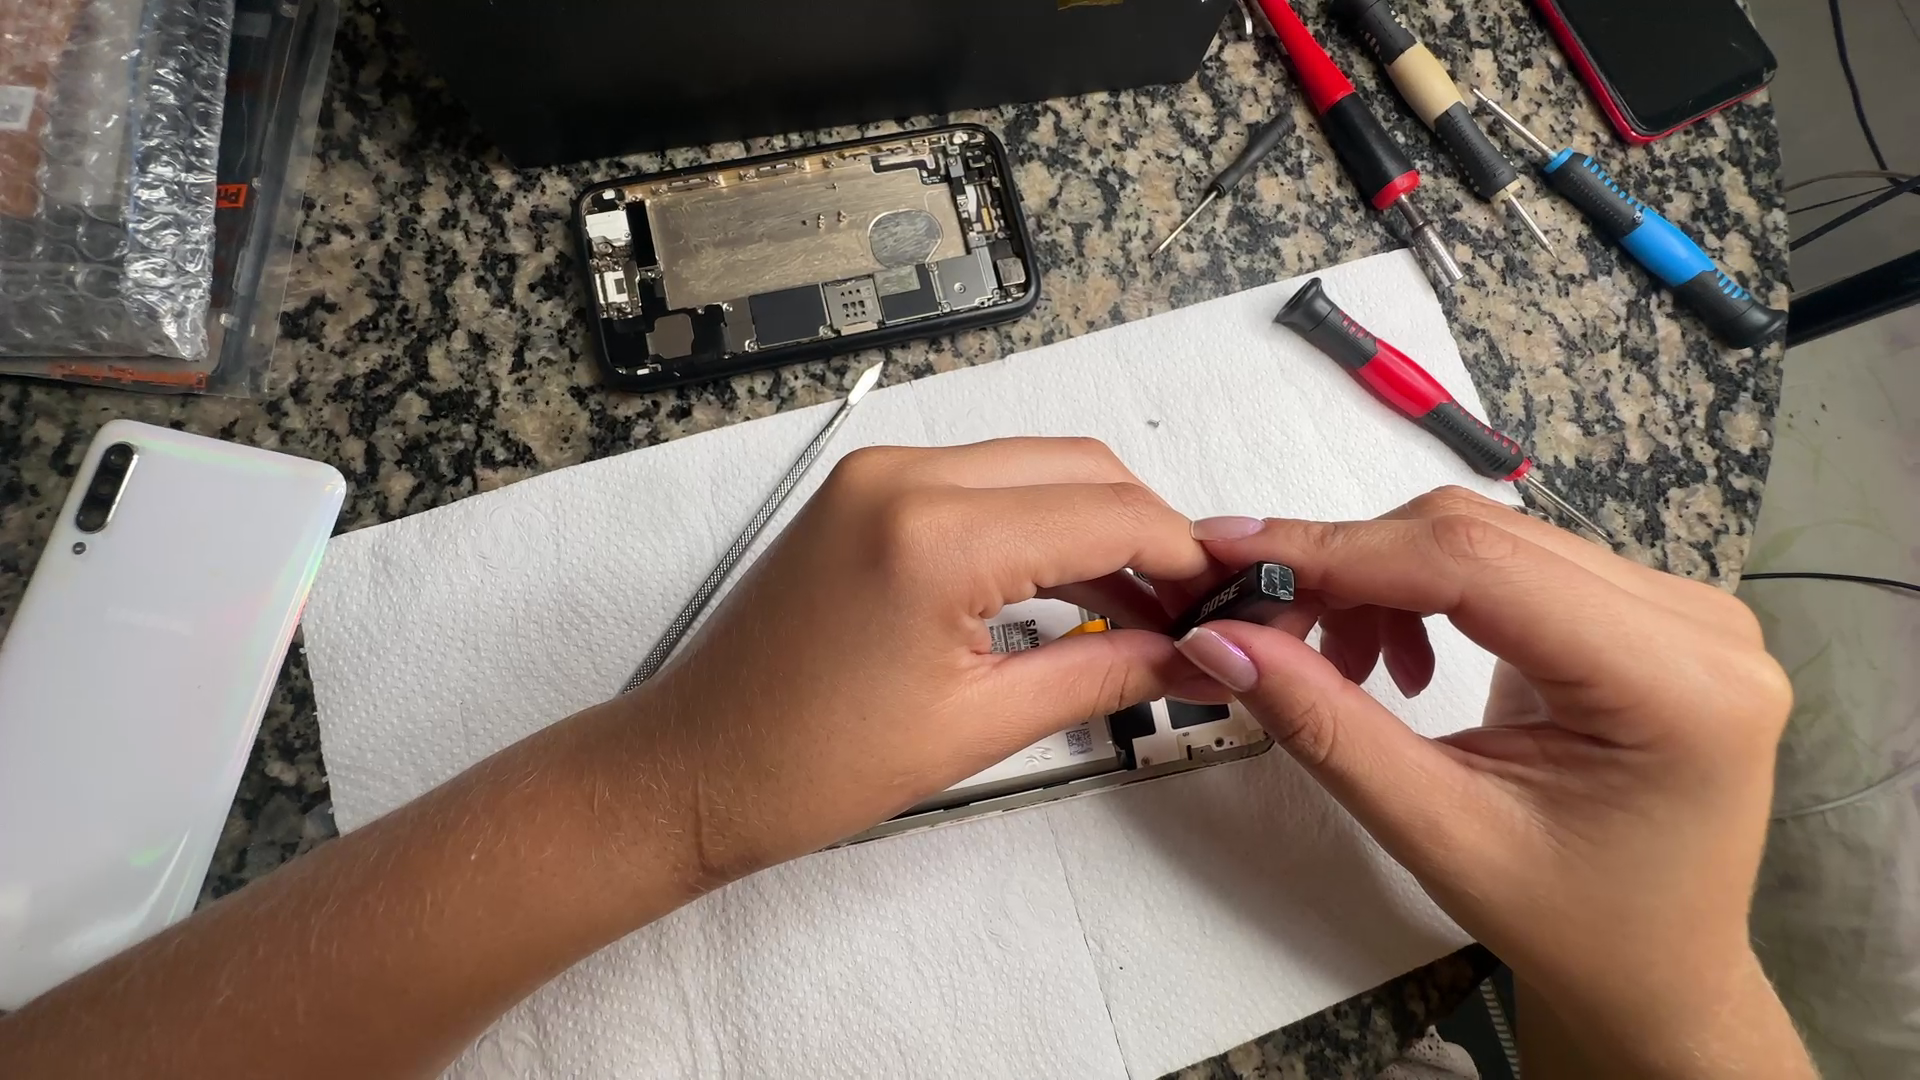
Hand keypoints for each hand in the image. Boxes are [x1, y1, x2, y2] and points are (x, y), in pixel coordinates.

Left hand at [618, 437, 1220, 883]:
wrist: (693, 764)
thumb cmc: (816, 764)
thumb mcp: (979, 725)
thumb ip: (1101, 674)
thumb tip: (1191, 656)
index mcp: (935, 534)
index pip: (1104, 511)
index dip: (1178, 552)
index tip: (1219, 598)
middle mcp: (905, 473)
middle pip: (1075, 466)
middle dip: (1144, 527)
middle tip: (1183, 602)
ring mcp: (878, 472)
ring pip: (1031, 468)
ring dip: (1091, 523)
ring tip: (1137, 601)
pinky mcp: (865, 489)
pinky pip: (981, 485)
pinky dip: (1034, 524)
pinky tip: (1066, 581)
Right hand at [1172, 488, 1811, 1077]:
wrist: (1654, 964)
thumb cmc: (1563, 920)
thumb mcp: (1430, 831)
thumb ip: (1321, 724)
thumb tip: (1215, 637)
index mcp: (1672, 682)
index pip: (1470, 563)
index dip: (1334, 548)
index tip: (1225, 550)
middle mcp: (1688, 616)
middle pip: (1467, 534)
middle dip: (1342, 565)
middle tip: (1259, 619)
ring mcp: (1664, 602)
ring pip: (1469, 536)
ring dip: (1371, 581)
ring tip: (1338, 664)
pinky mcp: (1625, 606)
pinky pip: (1485, 560)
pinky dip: (1406, 593)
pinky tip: (1393, 661)